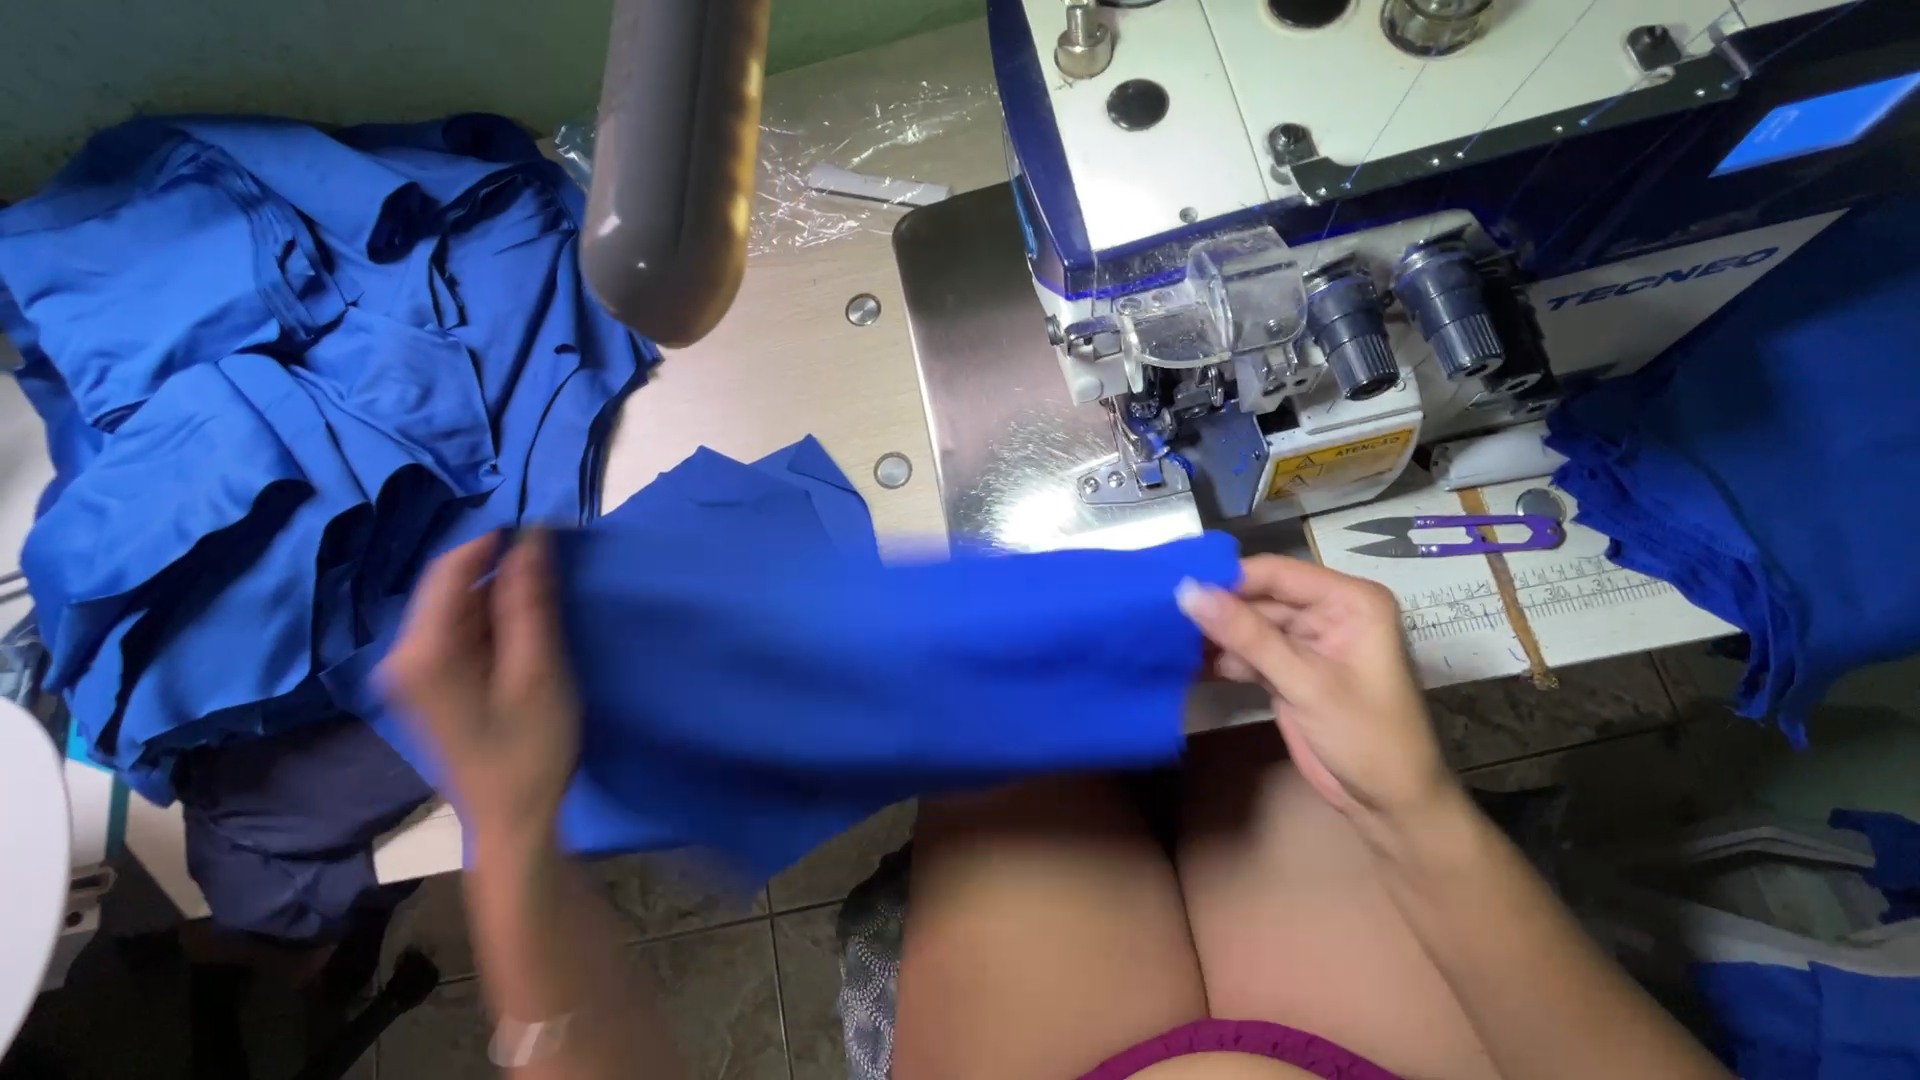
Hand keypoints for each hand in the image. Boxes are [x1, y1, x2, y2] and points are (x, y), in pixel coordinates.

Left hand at [383, 531, 579, 855]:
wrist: (512, 820)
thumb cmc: (530, 748)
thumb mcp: (539, 671)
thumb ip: (529, 604)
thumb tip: (530, 540)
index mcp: (422, 651)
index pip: (450, 568)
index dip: (497, 543)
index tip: (546, 532)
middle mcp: (403, 656)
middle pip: (450, 588)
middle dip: (501, 570)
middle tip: (556, 570)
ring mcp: (412, 674)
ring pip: (456, 609)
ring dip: (500, 596)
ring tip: (548, 600)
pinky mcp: (428, 687)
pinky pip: (458, 634)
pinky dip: (492, 623)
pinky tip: (526, 634)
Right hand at [1177, 556, 1455, 827]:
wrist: (1390, 805)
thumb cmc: (1367, 738)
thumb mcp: (1306, 683)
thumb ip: (1247, 636)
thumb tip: (1188, 593)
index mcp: (1350, 601)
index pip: (1277, 574)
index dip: (1227, 578)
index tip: (1174, 586)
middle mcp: (1329, 612)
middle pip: (1258, 597)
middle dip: (1215, 608)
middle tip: (1160, 614)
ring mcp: (1307, 642)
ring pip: (1248, 624)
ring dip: (1213, 635)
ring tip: (1165, 637)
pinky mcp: (1289, 669)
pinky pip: (1248, 651)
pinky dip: (1222, 658)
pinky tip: (1186, 663)